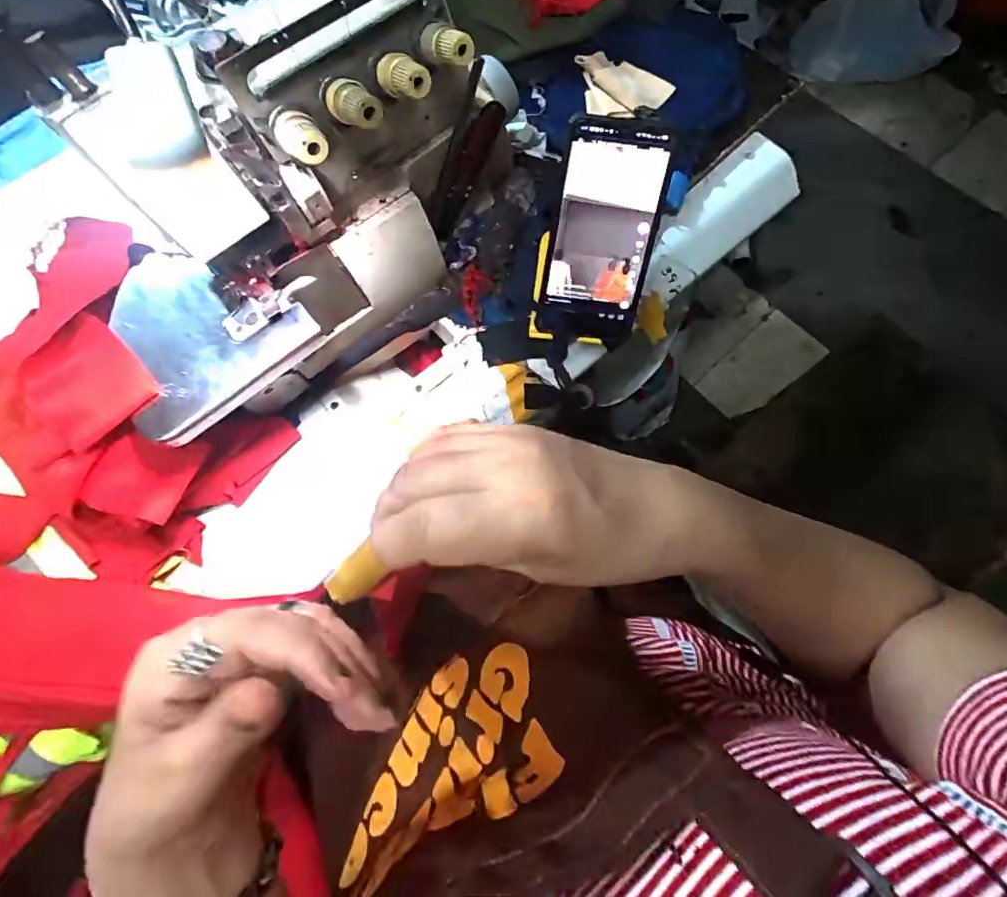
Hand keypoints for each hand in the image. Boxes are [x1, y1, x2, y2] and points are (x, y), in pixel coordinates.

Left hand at [86, 605, 397, 896]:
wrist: (160, 847)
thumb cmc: (152, 813)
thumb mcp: (178, 779)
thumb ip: (222, 730)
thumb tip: (269, 689)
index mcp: (173, 655)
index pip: (247, 631)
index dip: (301, 650)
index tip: (343, 688)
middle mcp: (210, 639)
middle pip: (283, 622)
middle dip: (333, 657)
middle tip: (374, 706)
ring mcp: (240, 651)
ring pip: (305, 629)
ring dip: (346, 659)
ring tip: (377, 704)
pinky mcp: (265, 670)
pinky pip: (311, 654)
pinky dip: (342, 670)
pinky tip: (364, 693)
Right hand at [369, 424, 704, 586]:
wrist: (655, 503)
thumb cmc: (606, 556)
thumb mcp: (535, 573)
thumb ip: (465, 560)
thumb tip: (404, 562)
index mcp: (518, 515)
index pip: (418, 529)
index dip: (374, 556)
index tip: (351, 581)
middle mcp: (502, 465)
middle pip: (408, 489)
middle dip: (380, 526)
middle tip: (377, 558)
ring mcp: (503, 437)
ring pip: (417, 460)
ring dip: (395, 494)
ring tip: (397, 525)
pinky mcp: (506, 425)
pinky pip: (441, 438)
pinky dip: (418, 464)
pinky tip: (422, 486)